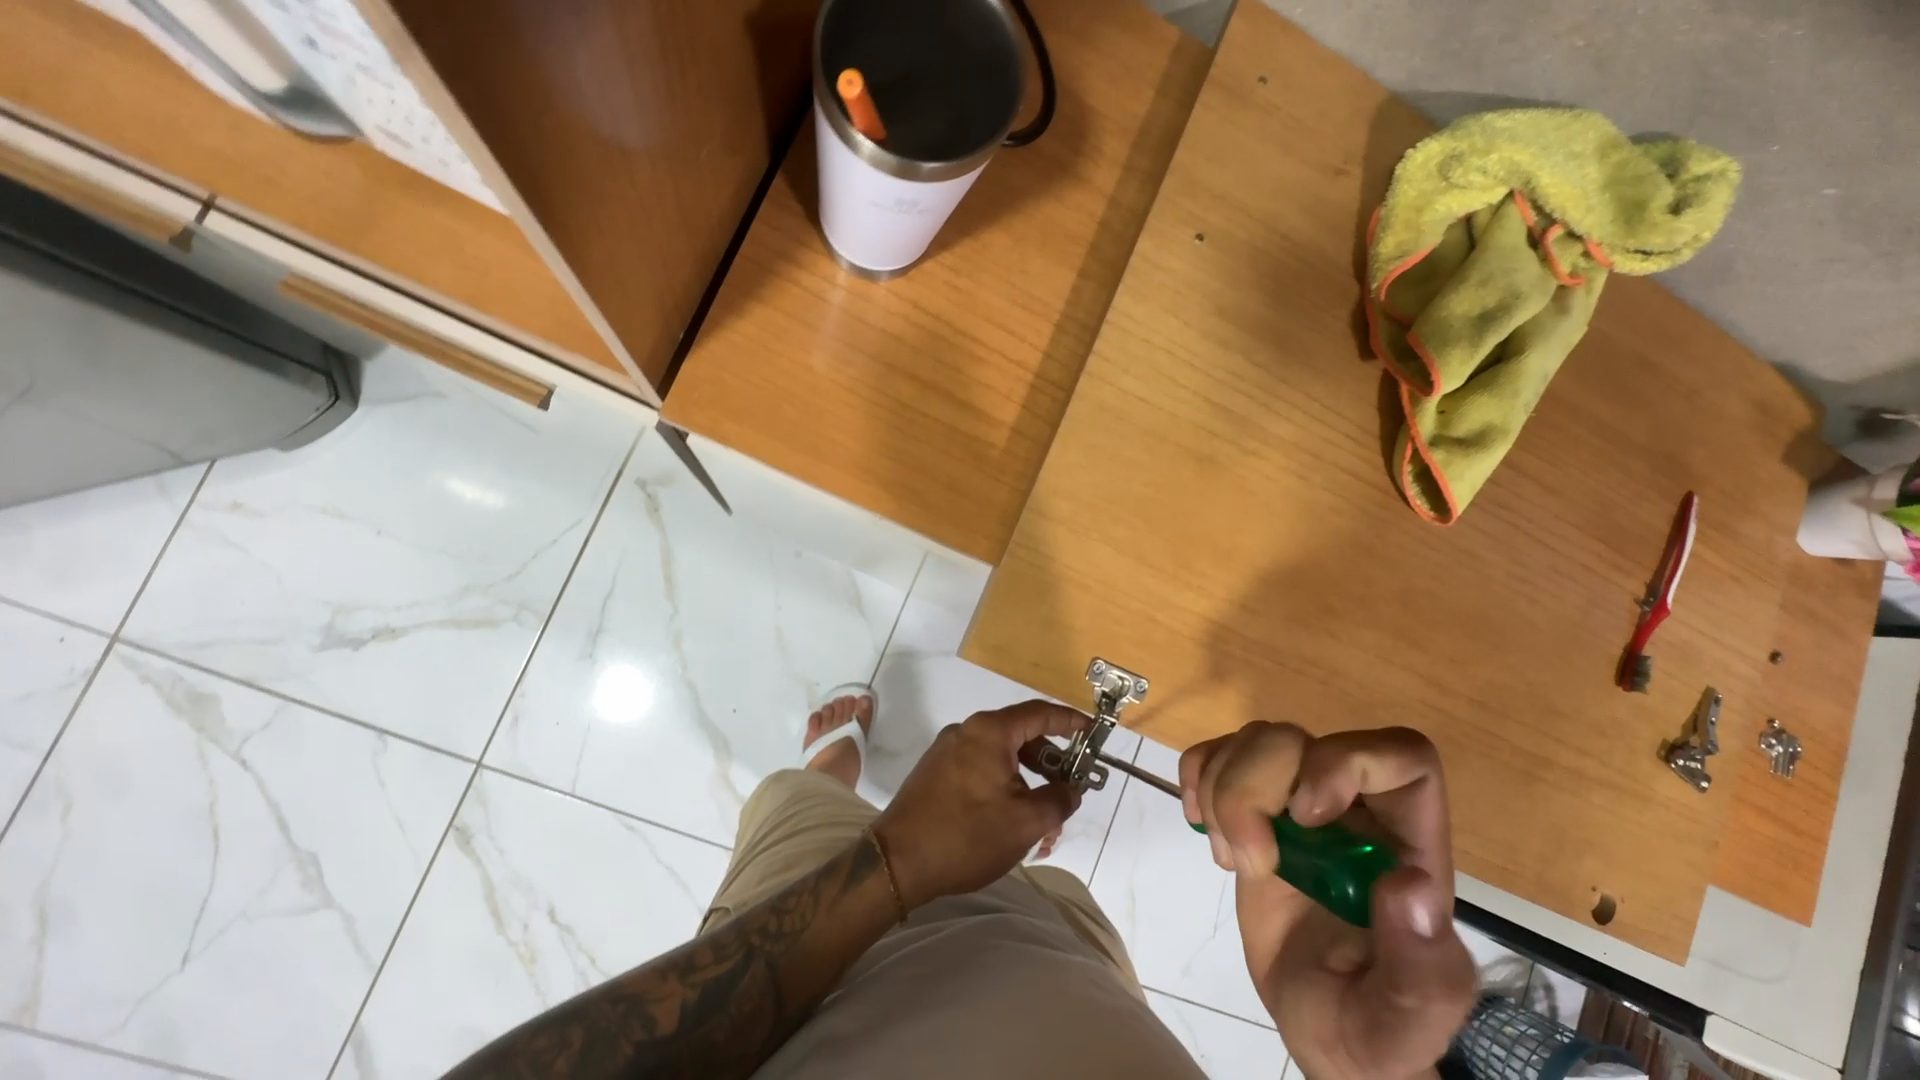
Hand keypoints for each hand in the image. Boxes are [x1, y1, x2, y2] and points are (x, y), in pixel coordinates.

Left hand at [871, 701, 1088, 908]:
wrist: (897, 863)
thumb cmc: (967, 836)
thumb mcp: (1026, 821)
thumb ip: (1059, 799)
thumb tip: (1071, 789)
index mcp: (988, 732)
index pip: (1040, 713)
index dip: (1071, 722)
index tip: (1093, 733)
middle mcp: (966, 732)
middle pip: (1021, 736)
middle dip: (1051, 764)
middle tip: (1070, 791)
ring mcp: (947, 752)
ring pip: (1001, 759)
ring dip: (1027, 783)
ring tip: (1044, 823)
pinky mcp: (936, 774)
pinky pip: (980, 771)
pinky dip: (1003, 788)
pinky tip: (1013, 823)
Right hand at [1180, 722, 1474, 1079]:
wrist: (1322, 1032)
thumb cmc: (1373, 1031)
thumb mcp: (1408, 1021)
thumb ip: (1422, 968)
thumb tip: (1407, 885)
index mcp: (1407, 841)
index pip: (1401, 755)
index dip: (1347, 762)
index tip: (1306, 817)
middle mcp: (1354, 809)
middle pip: (1300, 740)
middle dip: (1254, 790)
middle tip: (1249, 867)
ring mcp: (1297, 805)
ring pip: (1255, 741)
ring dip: (1222, 791)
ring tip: (1229, 861)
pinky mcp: (1252, 812)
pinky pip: (1216, 755)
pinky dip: (1197, 779)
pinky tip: (1203, 830)